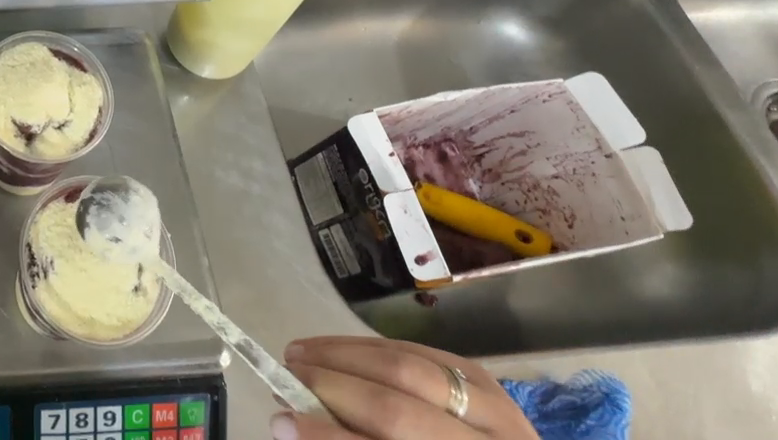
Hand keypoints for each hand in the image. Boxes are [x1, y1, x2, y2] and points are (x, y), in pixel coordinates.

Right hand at [272, 336, 537, 439]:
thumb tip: (287, 422)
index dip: (328, 437)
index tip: (279, 421)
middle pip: (397, 409)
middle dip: (330, 388)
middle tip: (283, 378)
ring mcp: (497, 411)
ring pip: (406, 367)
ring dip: (340, 356)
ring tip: (296, 354)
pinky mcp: (483, 379)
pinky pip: (415, 351)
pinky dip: (367, 347)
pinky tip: (331, 348)